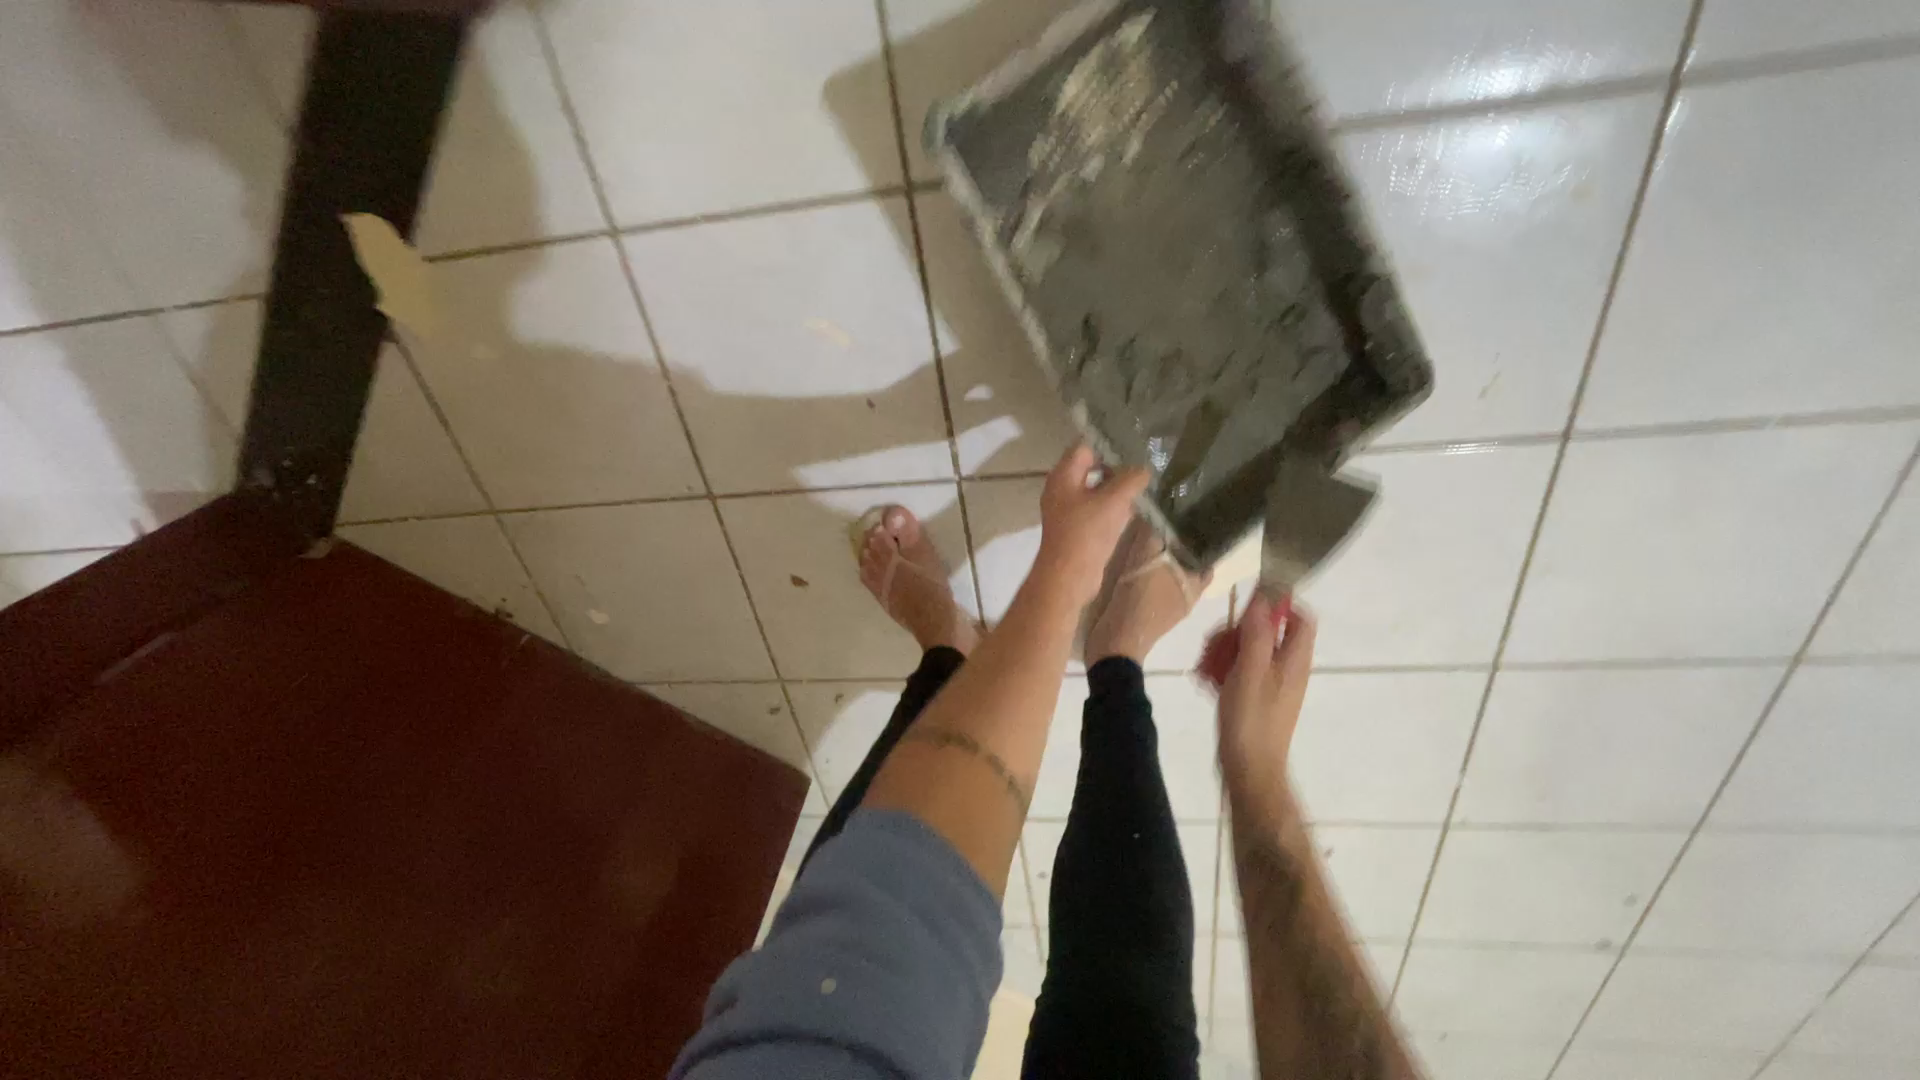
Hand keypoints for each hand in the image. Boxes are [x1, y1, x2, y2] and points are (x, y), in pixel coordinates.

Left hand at [1030, 443, 1151, 609]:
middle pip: (1091, 466)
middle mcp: (1063, 489)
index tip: (1134, 438)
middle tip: (1144, 459)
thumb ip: (1131, 480)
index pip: (1085, 446)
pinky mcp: (1079, 527)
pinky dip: (1116, 505)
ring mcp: (1070, 509)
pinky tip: (1138, 505)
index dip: (1108, 441)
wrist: (1069, 577)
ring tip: (1146, 478)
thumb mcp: (1113, 501)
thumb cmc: (1086, 534)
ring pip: (1097, 489)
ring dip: (1118, 485)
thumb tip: (1144, 469)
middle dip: (1117, 464)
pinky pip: (1099, 508)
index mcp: (1063, 476)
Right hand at [1218, 592, 1315, 786]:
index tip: (1245, 608)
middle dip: (1236, 631)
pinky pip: (1240, 670)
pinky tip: (1205, 681)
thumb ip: (1258, 632)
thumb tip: (1264, 596)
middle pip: (1267, 630)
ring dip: (1224, 650)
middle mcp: (1287, 667)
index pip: (1299, 616)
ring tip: (1204, 666)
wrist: (1248, 768)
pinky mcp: (1255, 697)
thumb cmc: (1251, 719)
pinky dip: (1222, 670)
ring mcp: (1271, 683)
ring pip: (1249, 649)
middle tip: (1214, 643)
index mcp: (1295, 658)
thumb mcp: (1251, 670)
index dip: (1277, 605)